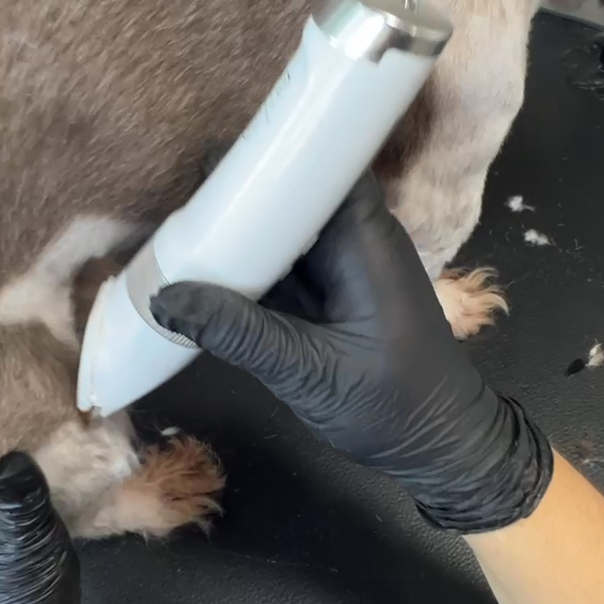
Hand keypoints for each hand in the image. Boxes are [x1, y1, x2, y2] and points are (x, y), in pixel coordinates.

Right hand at [150, 176, 552, 531]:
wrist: (438, 448)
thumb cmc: (391, 406)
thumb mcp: (308, 372)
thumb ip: (239, 334)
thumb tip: (165, 298)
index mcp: (364, 240)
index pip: (322, 167)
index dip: (270, 155)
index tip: (210, 164)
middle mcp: (356, 241)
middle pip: (297, 195)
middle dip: (244, 195)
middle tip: (181, 204)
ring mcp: (344, 269)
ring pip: (288, 232)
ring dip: (245, 233)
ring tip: (181, 231)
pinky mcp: (332, 296)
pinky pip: (288, 268)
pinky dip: (254, 269)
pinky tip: (209, 271)